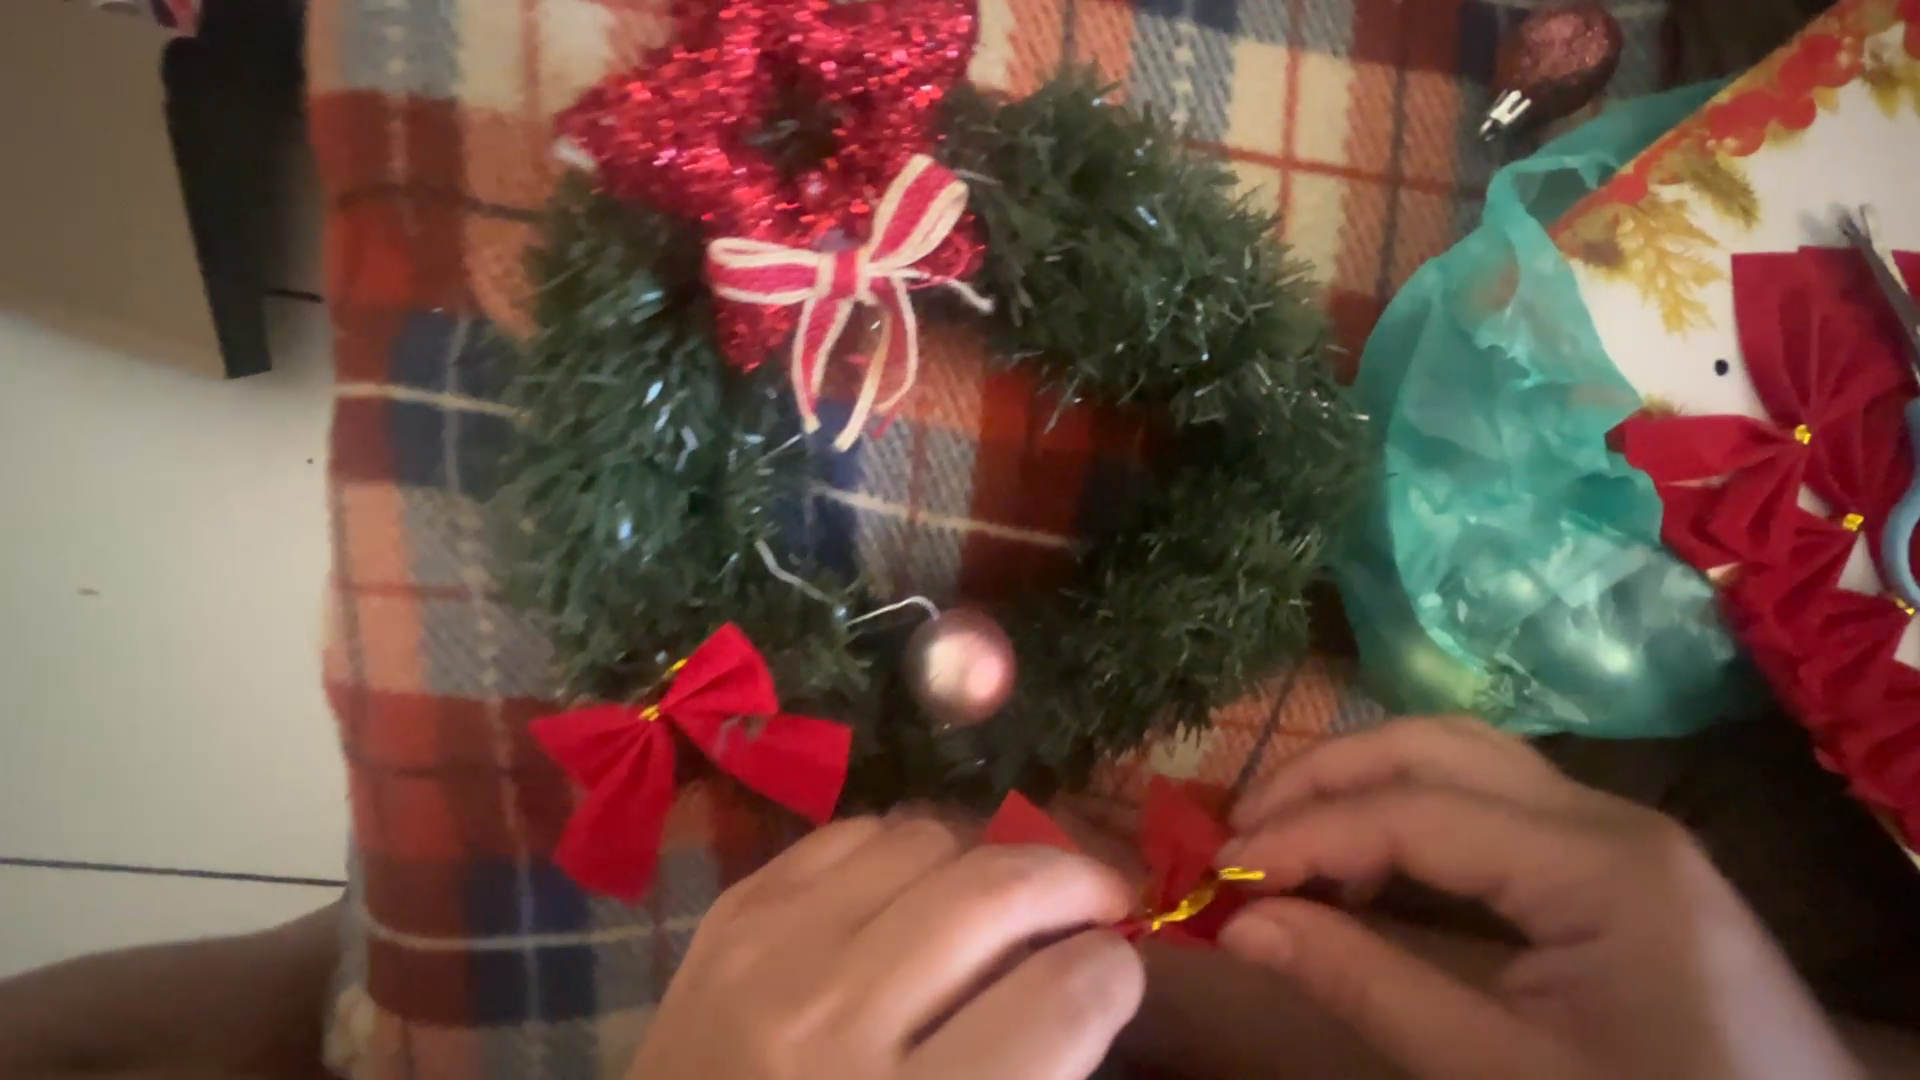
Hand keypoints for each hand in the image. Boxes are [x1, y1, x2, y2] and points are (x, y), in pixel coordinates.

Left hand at [630, 815, 1143, 1079]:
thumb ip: (1029, 1074)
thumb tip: (1090, 973)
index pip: (1056, 1005)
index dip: (1112, 972)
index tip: (1120, 963)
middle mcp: (833, 1023)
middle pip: (994, 894)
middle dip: (1075, 880)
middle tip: (1102, 895)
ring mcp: (772, 951)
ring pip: (926, 841)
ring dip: (987, 858)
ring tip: (1005, 889)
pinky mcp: (734, 912)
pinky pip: (851, 833)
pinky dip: (903, 849)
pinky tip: (917, 883)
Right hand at [1217, 717, 1863, 1079]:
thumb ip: (1366, 988)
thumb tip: (1241, 925)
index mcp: (1602, 865)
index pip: (1411, 813)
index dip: (1302, 835)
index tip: (1225, 872)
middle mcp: (1606, 814)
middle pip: (1429, 745)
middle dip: (1320, 777)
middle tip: (1244, 827)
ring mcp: (1610, 827)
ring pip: (1452, 750)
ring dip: (1356, 776)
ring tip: (1288, 826)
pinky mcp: (1606, 855)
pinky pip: (1480, 790)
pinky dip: (1400, 800)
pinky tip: (1364, 848)